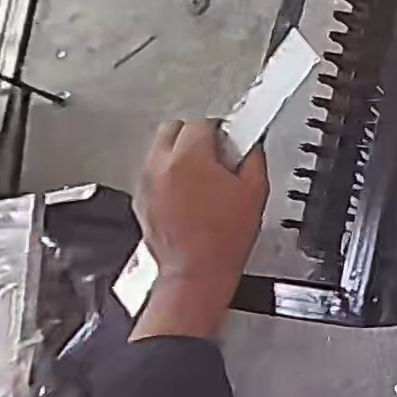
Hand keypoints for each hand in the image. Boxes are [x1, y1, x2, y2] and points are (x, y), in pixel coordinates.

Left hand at [131, 119, 268, 340]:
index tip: (232, 142)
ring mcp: (147, 182)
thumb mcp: (255, 191)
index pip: (204, 122)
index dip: (223, 131)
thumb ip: (253, 158)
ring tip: (203, 177)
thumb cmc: (223, 239)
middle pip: (175, 128)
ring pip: (161, 149)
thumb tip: (250, 145)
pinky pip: (154, 174)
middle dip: (197, 136)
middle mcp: (161, 165)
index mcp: (190, 158)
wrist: (196, 273)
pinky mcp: (141, 199)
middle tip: (216, 155)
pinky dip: (169, 177)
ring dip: (181, 155)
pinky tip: (190, 195)